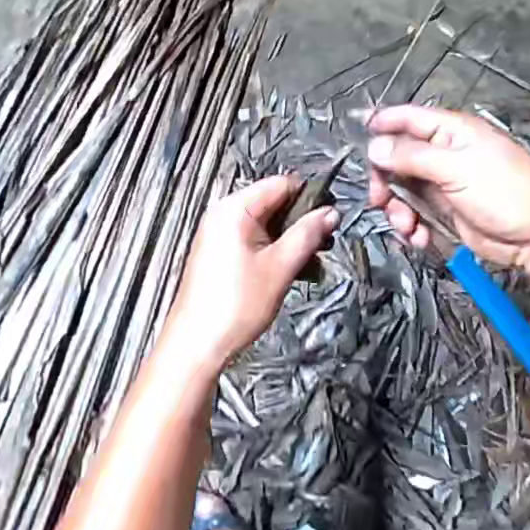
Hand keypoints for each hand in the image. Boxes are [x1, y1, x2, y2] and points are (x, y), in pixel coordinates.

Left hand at [159, 175, 338, 376]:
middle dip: (303, 222)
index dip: (311, 198)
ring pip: (269, 224)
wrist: (198, 345)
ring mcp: (221, 234)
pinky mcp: (222, 253)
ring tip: (311, 262)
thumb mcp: (281, 266)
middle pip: (275, 203)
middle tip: (325, 242)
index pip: (282, 184)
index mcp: (234, 209)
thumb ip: (308, 234)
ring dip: (293, 240)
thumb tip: (330, 213)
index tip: (331, 216)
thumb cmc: (232, 307)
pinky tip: (293, 271)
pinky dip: (277, 251)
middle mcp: (224, 215)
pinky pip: (257, 240)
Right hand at [364, 105, 529, 270]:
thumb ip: (412, 156)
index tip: (358, 136)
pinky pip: (416, 214)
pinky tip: (420, 238)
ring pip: (402, 190)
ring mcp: (445, 184)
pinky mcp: (446, 212)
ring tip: (407, 227)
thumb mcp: (457, 169)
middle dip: (385, 181)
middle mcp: (445, 154)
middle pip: (397, 158)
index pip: (409, 118)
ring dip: (397, 210)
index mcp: (452, 132)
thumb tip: (375, 146)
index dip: (382, 124)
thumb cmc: (506, 193)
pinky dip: (412, 227)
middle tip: (380, 200)